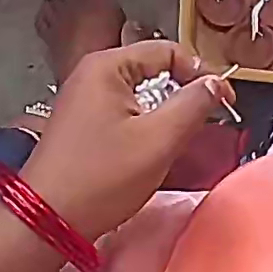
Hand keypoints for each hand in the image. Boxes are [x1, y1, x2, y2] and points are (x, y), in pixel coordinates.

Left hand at [20, 40, 233, 236]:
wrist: (47, 219)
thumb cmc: (101, 178)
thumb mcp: (158, 140)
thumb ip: (193, 105)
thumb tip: (215, 84)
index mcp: (107, 66)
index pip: (168, 52)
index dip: (201, 73)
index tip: (224, 101)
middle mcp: (92, 75)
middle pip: (153, 71)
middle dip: (183, 96)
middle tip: (204, 125)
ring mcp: (84, 99)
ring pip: (141, 95)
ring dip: (165, 115)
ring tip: (179, 142)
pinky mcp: (82, 123)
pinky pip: (125, 113)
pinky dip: (145, 127)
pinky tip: (153, 152)